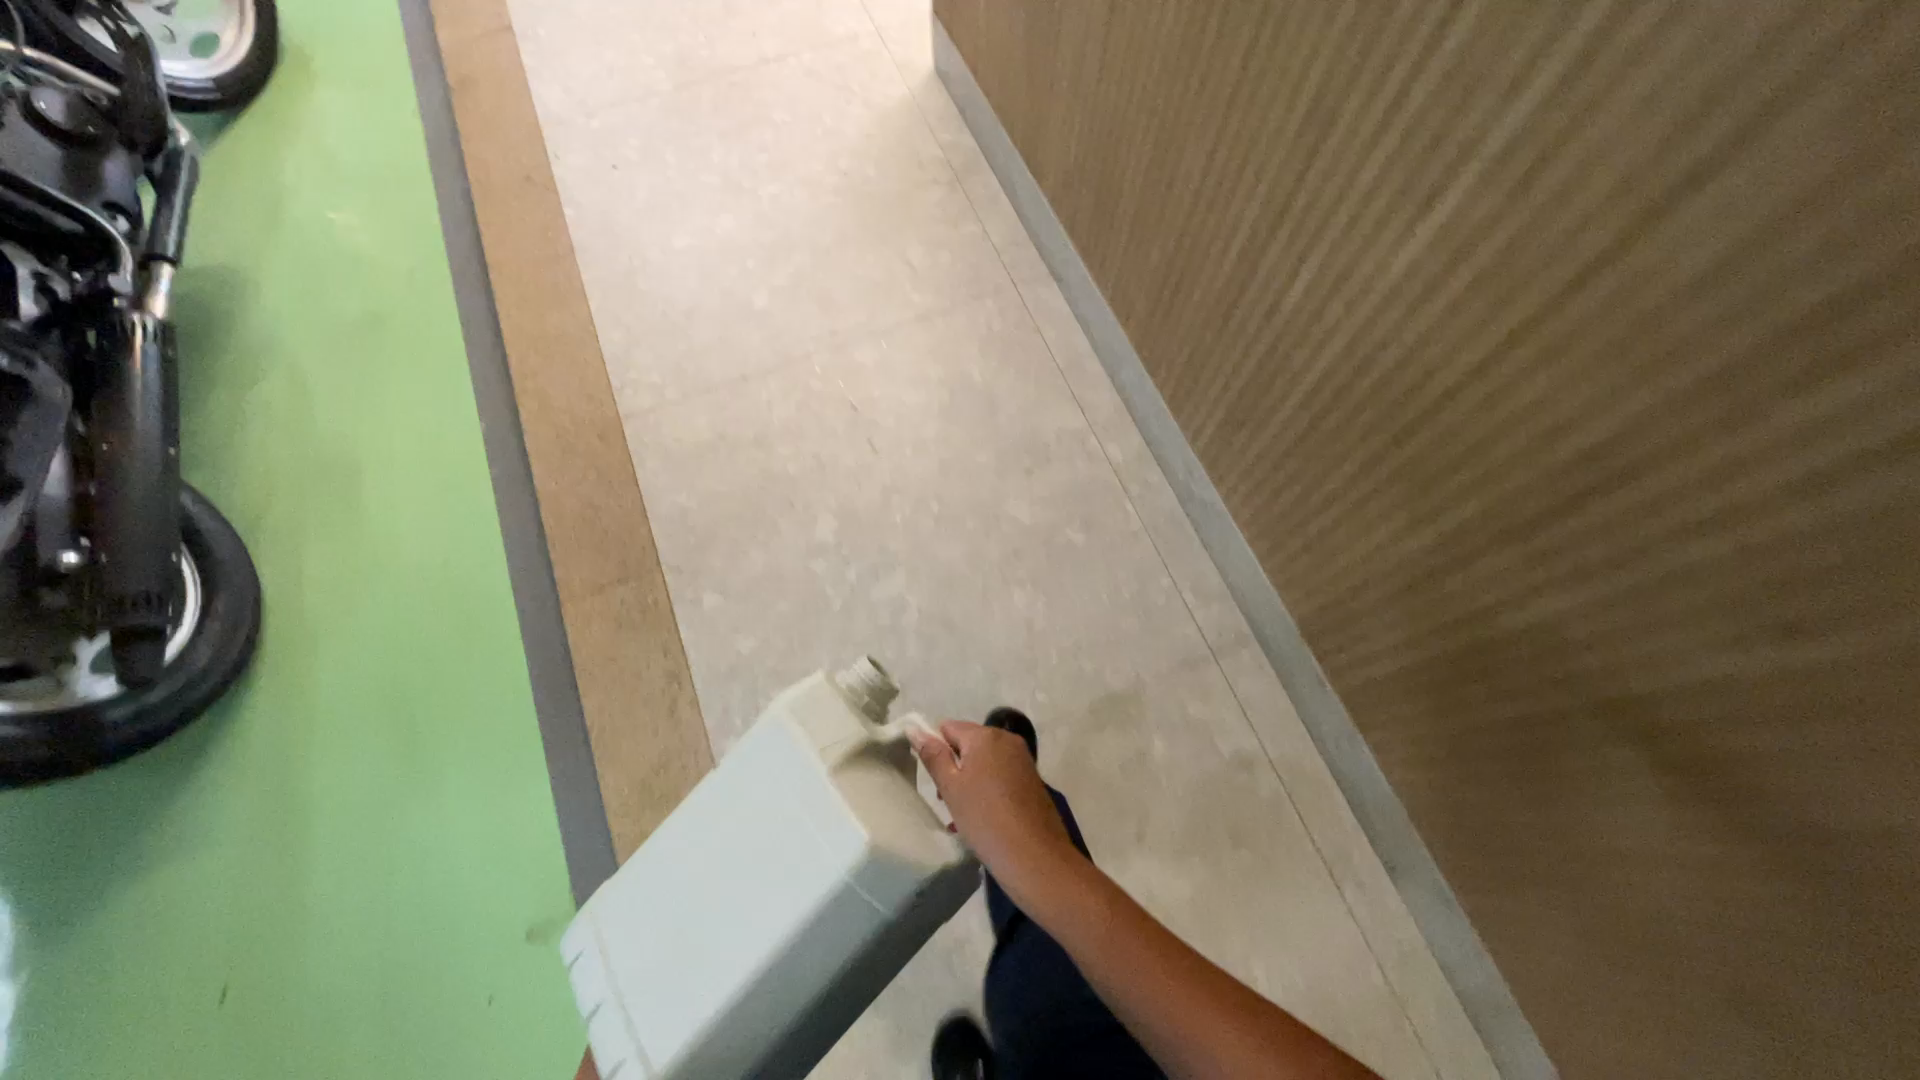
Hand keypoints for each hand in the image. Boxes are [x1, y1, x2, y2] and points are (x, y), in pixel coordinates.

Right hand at [909, 720, 1083, 899]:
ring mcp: (1023, 760)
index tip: (933, 780)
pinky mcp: (1032, 780)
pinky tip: (981, 818)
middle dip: (953, 768)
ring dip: (969, 782)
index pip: (948, 728)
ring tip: (961, 815)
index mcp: (986, 736)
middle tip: (945, 800)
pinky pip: (1000, 776)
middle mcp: (1007, 740)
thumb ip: (933, 756)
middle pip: (968, 744)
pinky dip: (987, 790)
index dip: (936, 750)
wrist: (1035, 857)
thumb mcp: (951, 788)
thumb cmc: (985, 819)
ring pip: (984, 763)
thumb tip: (915, 729)